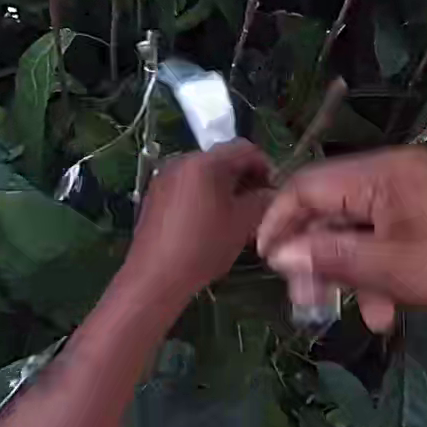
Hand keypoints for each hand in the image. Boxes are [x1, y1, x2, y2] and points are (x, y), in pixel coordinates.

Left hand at [124, 141, 273, 303]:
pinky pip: (188, 184)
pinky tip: (209, 220)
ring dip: (225, 186)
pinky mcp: (155, 194)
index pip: (245, 148)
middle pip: (223, 158)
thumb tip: (271, 192)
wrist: (154, 278)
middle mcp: (183, 161)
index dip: (265, 166)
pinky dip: (204, 193)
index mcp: (206, 162)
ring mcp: (165, 176)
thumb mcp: (243, 223)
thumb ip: (263, 200)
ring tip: (235, 214)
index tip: (272, 189)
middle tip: (257, 202)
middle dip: (244, 177)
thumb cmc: (203, 247)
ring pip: (205, 172)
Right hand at [255, 147, 426, 331]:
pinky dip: (383, 269)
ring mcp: (418, 191)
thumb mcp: (400, 270)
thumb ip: (335, 258)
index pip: (308, 185)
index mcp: (382, 174)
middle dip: (319, 255)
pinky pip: (391, 235)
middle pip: (333, 208)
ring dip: (354, 270)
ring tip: (368, 316)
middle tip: (312, 303)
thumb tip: (278, 253)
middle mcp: (395, 173)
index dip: (280, 222)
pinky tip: (392, 308)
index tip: (266, 266)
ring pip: (361, 227)